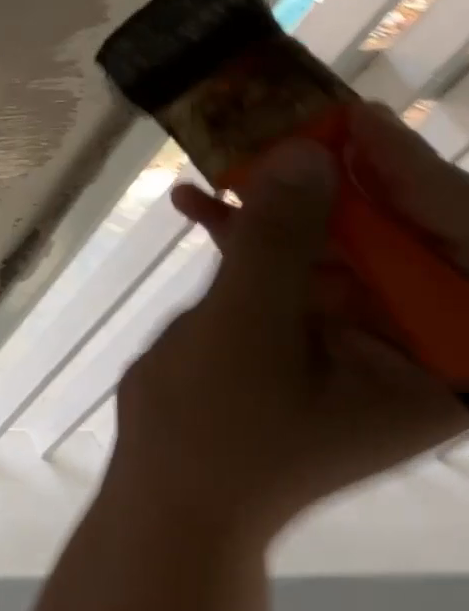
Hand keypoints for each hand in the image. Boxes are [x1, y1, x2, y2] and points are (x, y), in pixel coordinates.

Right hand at [108, 102, 468, 541]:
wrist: (170, 486)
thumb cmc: (218, 428)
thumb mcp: (246, 332)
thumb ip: (281, 244)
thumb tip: (306, 156)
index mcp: (453, 361)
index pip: (465, 255)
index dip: (418, 183)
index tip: (354, 124)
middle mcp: (426, 340)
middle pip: (407, 240)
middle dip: (348, 182)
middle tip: (295, 125)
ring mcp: (365, 331)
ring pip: (342, 243)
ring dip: (286, 200)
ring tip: (234, 152)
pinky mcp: (308, 325)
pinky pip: (291, 264)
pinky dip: (246, 233)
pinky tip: (196, 202)